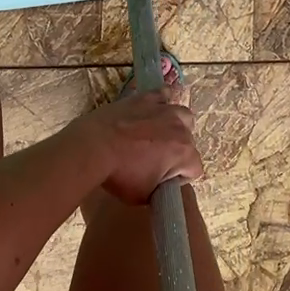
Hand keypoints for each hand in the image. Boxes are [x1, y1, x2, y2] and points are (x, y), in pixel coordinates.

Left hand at [74, 90, 203, 204]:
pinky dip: (162, 101)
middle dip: (178, 151)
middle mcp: (180, 128)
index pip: (194, 169)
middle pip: (189, 141)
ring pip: (182, 115)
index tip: (164, 182)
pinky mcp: (146, 98)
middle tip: (158, 161)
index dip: (179, 178)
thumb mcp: (144, 196)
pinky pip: (163, 94)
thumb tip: (160, 185)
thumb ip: (160, 189)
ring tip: (159, 135)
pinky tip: (154, 109)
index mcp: (184, 153)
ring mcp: (164, 109)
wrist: (94, 146)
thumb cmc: (120, 174)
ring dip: (176, 126)